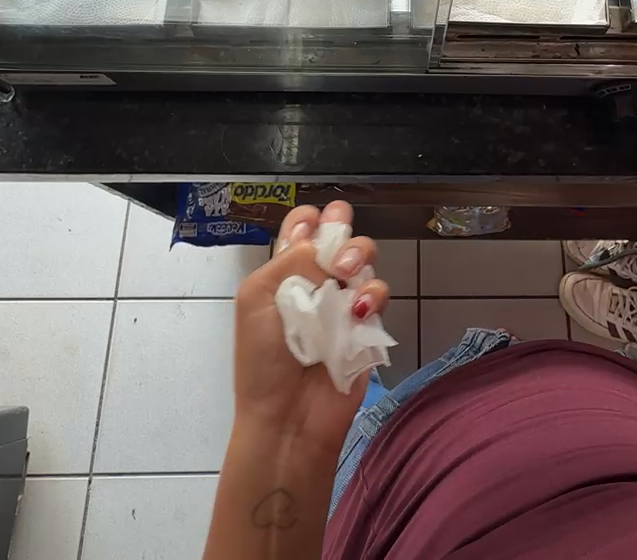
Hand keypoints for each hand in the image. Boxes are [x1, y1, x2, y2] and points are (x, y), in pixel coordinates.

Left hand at [231, 201, 389, 451]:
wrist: (288, 417)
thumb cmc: (262, 360)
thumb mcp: (257, 298)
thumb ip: (289, 261)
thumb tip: (324, 246)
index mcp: (285, 270)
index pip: (303, 226)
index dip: (309, 219)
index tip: (311, 228)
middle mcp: (317, 278)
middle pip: (340, 231)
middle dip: (342, 224)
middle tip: (337, 236)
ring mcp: (344, 299)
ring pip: (365, 256)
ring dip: (359, 255)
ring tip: (346, 274)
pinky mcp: (368, 323)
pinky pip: (380, 293)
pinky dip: (372, 295)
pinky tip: (359, 310)